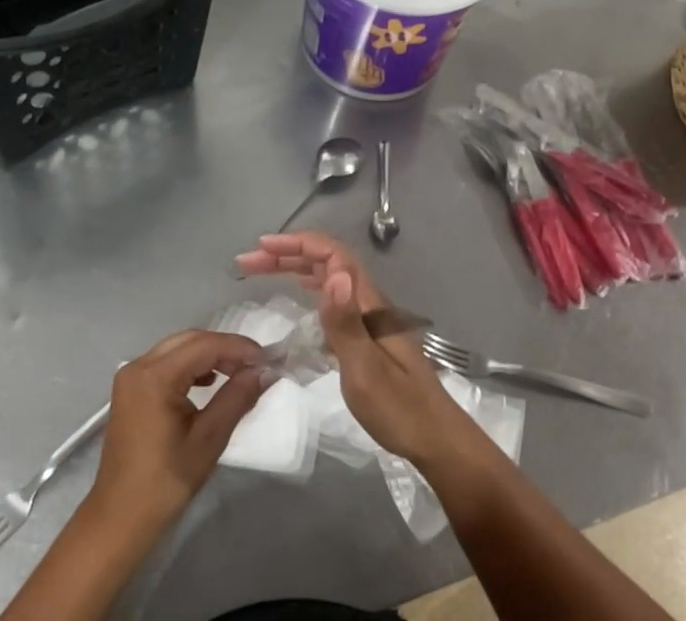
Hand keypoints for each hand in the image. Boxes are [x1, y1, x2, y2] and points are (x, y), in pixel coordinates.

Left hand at [88, 329, 266, 529]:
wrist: (122, 516)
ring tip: (238, 372)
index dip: (239, 348)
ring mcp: (130, 377)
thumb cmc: (167, 480)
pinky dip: (189, 366)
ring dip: (208, 354)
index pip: (204, 345)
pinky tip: (209, 382)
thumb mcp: (209, 439)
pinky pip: (164, 364)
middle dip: (225, 347)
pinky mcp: (129, 390)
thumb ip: (237, 398)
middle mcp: (138, 366)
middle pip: (189, 340)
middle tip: (256, 365)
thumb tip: (264, 372)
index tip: (269, 359)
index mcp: (155, 376)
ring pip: (176, 349)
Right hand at [235, 232, 476, 462]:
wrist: (437, 441)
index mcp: (371, 304)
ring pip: (331, 278)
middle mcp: (371, 303)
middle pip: (328, 262)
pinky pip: (334, 298)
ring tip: (262, 270)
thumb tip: (333, 274)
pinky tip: (298, 295)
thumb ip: (345, 323)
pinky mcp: (368, 336)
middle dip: (288, 254)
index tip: (261, 248)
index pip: (333, 255)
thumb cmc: (399, 409)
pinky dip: (309, 288)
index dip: (297, 244)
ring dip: (296, 268)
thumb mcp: (365, 371)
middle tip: (248, 262)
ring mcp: (371, 319)